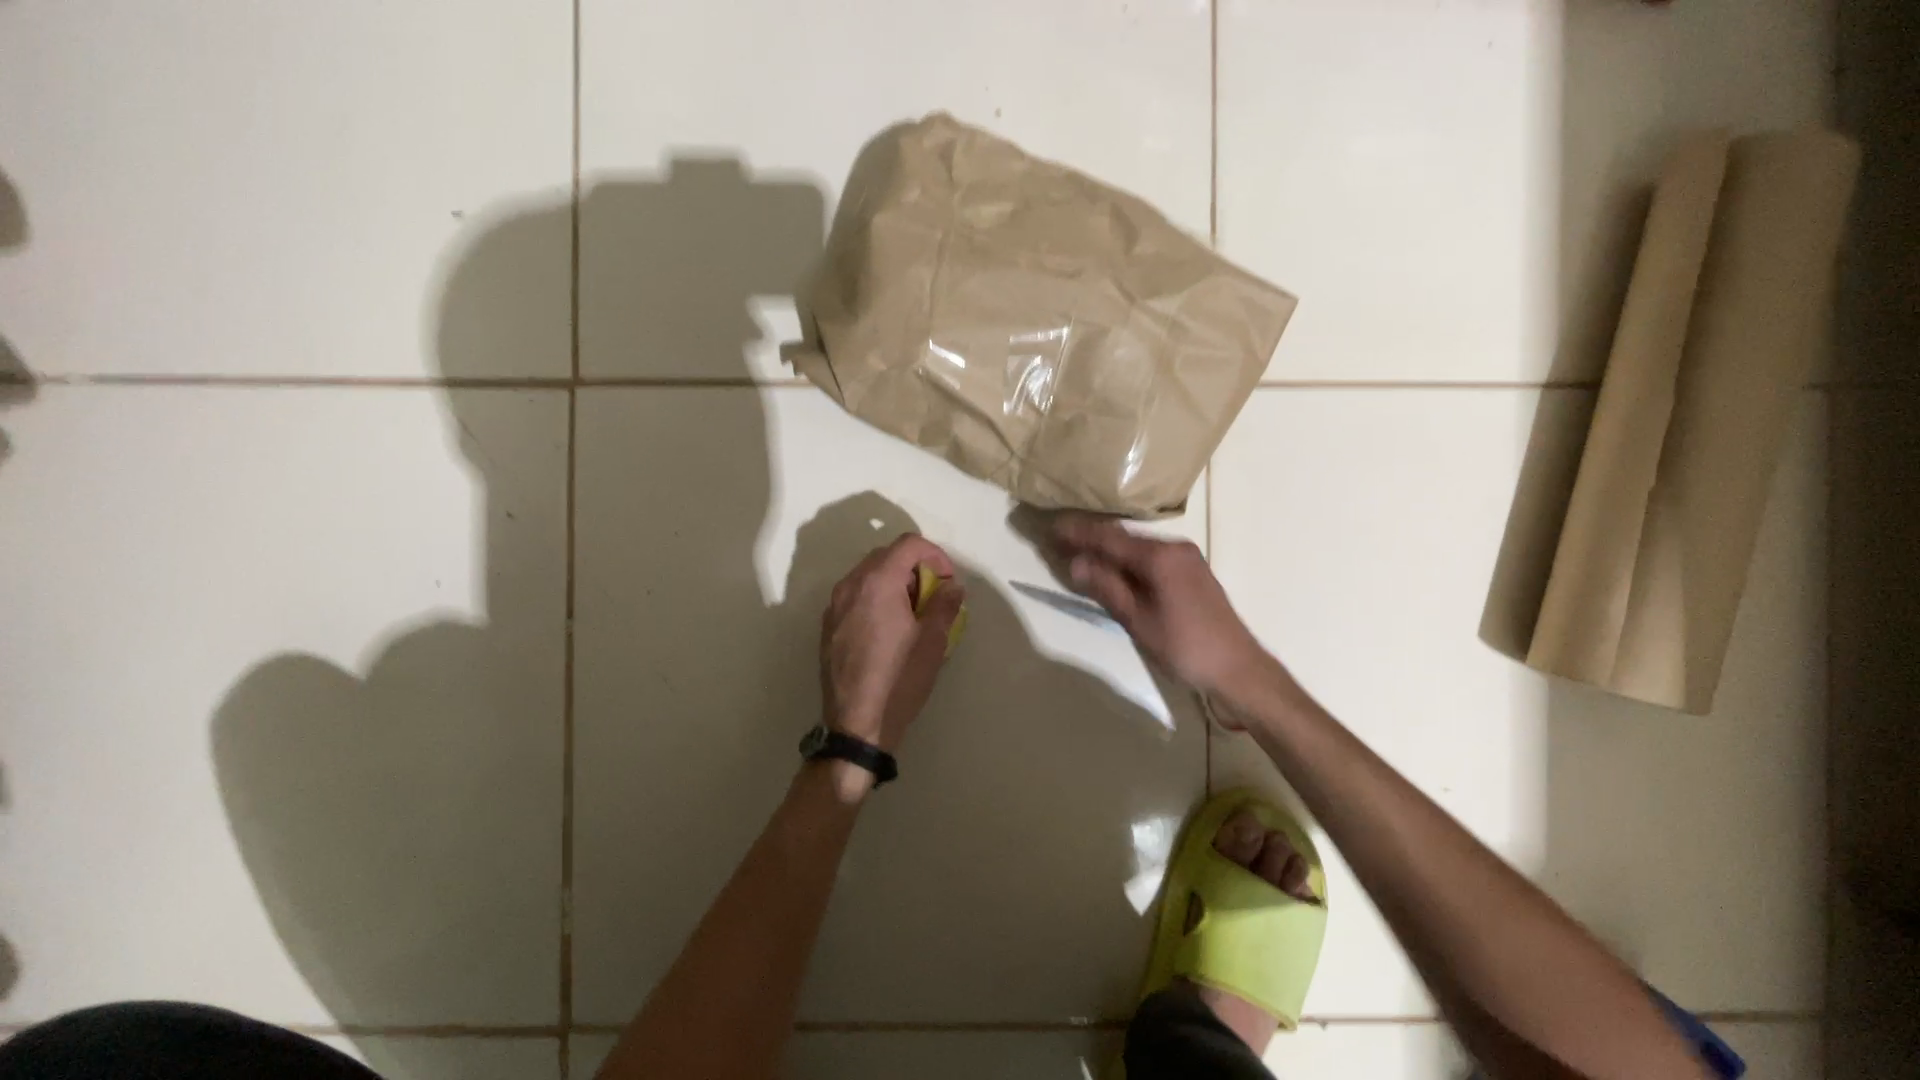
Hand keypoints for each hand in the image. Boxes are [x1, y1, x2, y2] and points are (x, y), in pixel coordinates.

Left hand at [819, 533, 965, 752]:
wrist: (857, 723)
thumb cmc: (900, 679)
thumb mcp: (933, 641)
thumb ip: (944, 604)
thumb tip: (952, 587)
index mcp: (877, 583)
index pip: (908, 544)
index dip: (935, 555)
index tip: (949, 581)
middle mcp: (850, 586)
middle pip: (886, 556)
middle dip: (914, 568)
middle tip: (934, 596)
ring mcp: (834, 606)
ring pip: (868, 576)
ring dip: (894, 583)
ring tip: (914, 614)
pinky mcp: (828, 627)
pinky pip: (855, 597)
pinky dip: (876, 600)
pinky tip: (889, 630)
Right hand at [1048, 515, 1271, 698]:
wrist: (1237, 667)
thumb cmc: (1185, 646)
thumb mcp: (1138, 620)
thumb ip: (1106, 588)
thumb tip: (1075, 563)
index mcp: (1160, 556)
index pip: (1110, 538)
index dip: (1079, 533)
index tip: (1052, 528)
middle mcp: (1174, 548)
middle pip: (1124, 538)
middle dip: (1091, 538)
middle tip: (1059, 539)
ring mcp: (1186, 558)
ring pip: (1137, 547)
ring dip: (1108, 550)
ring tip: (1078, 551)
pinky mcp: (1190, 572)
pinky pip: (1150, 557)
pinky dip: (1127, 560)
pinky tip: (1111, 567)